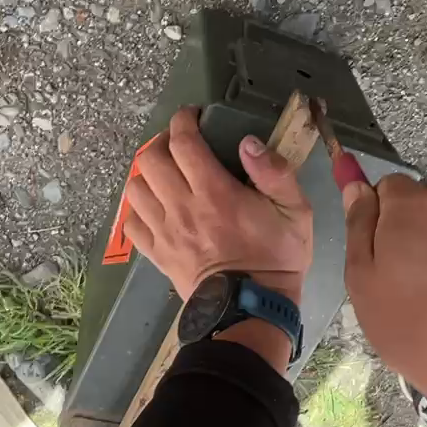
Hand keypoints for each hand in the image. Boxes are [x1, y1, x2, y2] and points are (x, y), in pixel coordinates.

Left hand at [123, 107, 312, 303]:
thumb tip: (248, 142)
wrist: (252, 310)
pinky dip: (139, 208)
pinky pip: (131, 222)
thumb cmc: (277, 258)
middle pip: (150, 159)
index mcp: (215, 193)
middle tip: (182, 144)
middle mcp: (182, 207)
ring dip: (148, 173)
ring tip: (168, 174)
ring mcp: (164, 232)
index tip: (194, 115)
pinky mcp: (156, 254)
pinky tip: (157, 206)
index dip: (183, 120)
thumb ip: (275, 173)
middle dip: (163, 142)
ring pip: (135, 187)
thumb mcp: (295, 212)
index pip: (184, 142)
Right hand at [342, 175, 426, 426]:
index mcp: (415, 206)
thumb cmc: (412, 326)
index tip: (374, 253)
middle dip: (404, 233)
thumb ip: (358, 225)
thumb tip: (356, 185)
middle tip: (395, 283)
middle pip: (418, 207)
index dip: (375, 215)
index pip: (387, 184)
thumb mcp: (363, 279)